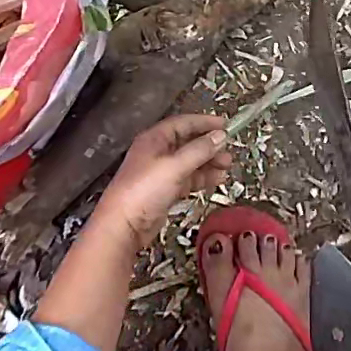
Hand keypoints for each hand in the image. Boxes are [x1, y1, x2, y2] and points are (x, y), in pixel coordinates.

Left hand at [92, 114, 230, 250]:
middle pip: (188, 142)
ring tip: (227, 166)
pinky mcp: (164, 191)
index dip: (205, 122)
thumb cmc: (145, 190)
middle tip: (229, 150)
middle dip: (210, 145)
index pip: (183, 123)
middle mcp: (157, 152)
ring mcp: (161, 172)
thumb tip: (221, 135)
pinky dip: (202, 177)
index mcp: (154, 139)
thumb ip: (200, 150)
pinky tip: (217, 179)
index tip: (226, 125)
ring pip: (190, 161)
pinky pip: (188, 178)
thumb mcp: (175, 166)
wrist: (121, 227)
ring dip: (209, 162)